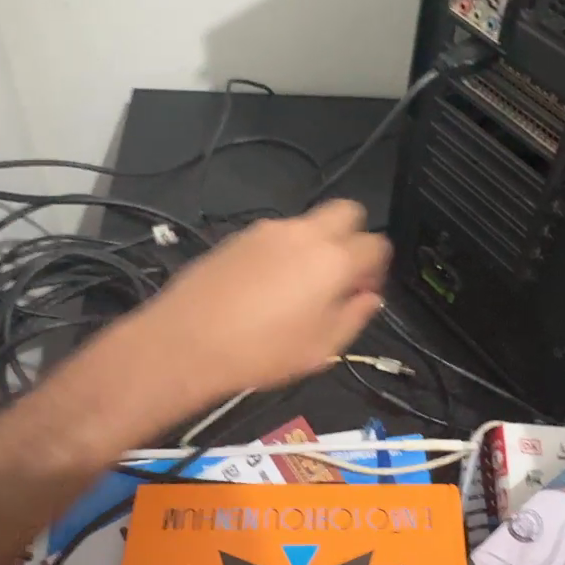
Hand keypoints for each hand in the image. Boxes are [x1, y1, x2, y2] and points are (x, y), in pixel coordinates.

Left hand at [47, 201, 389, 430]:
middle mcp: (303, 234)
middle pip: (347, 211)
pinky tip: (268, 287)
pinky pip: (276, 236)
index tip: (366, 288)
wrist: (185, 343)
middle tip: (343, 272)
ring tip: (300, 287)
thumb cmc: (260, 352)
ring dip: (316, 245)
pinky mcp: (238, 237)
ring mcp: (267, 231)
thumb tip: (367, 298)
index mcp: (333, 259)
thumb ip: (355, 316)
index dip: (379, 267)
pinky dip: (284, 251)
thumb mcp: (322, 348)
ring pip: (309, 224)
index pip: (377, 244)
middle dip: (354, 235)